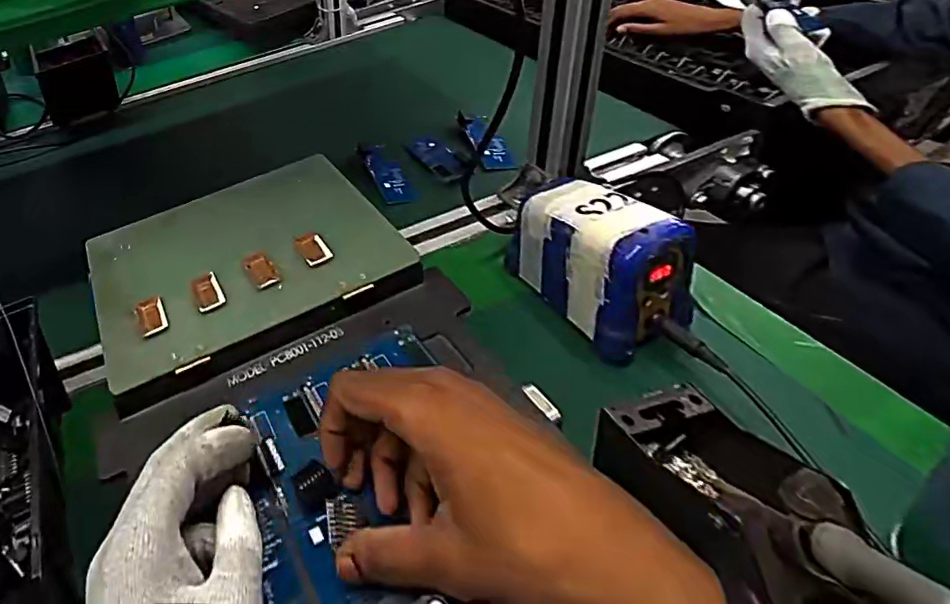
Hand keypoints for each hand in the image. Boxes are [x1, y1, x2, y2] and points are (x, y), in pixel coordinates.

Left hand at [87, 406, 260, 603]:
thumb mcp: (228, 600)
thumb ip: (240, 541)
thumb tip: (240, 501)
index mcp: (135, 541)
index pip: (177, 460)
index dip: (215, 436)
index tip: (245, 429)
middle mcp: (117, 551)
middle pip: (165, 477)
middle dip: (206, 451)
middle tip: (237, 432)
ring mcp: (118, 575)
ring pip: (165, 512)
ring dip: (205, 492)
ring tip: (240, 484)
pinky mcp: (127, 596)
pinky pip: (163, 543)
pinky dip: (195, 528)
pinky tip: (224, 539)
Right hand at [318, 367, 721, 603]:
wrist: (618, 557)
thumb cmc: (529, 544)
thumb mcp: (444, 555)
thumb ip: (383, 553)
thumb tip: (349, 560)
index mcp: (424, 406)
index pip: (350, 389)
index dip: (331, 429)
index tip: (339, 473)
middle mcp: (448, 389)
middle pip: (378, 398)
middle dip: (365, 449)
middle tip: (371, 499)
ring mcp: (478, 399)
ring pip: (412, 412)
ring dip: (398, 460)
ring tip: (412, 517)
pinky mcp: (499, 417)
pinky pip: (445, 421)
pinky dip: (429, 456)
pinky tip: (446, 509)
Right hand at [608, 0, 741, 36]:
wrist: (710, 19)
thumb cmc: (690, 25)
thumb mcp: (661, 31)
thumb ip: (639, 29)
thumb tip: (622, 28)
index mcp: (649, 7)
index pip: (621, 11)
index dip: (609, 20)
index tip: (603, 28)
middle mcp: (652, 1)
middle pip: (625, 8)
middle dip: (613, 18)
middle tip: (606, 29)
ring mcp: (657, 1)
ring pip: (632, 8)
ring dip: (623, 17)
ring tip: (616, 28)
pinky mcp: (662, 4)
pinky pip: (641, 8)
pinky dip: (632, 15)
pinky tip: (632, 23)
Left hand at [741, 5, 871, 118]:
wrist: (830, 103)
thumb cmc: (813, 79)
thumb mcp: (796, 48)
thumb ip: (783, 27)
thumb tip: (775, 11)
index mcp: (757, 48)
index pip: (749, 19)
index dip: (763, 4)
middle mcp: (763, 52)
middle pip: (765, 23)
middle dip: (781, 10)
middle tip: (797, 1)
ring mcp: (778, 57)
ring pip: (782, 30)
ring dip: (796, 19)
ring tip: (812, 13)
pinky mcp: (794, 61)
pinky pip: (795, 40)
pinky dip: (806, 31)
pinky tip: (819, 30)